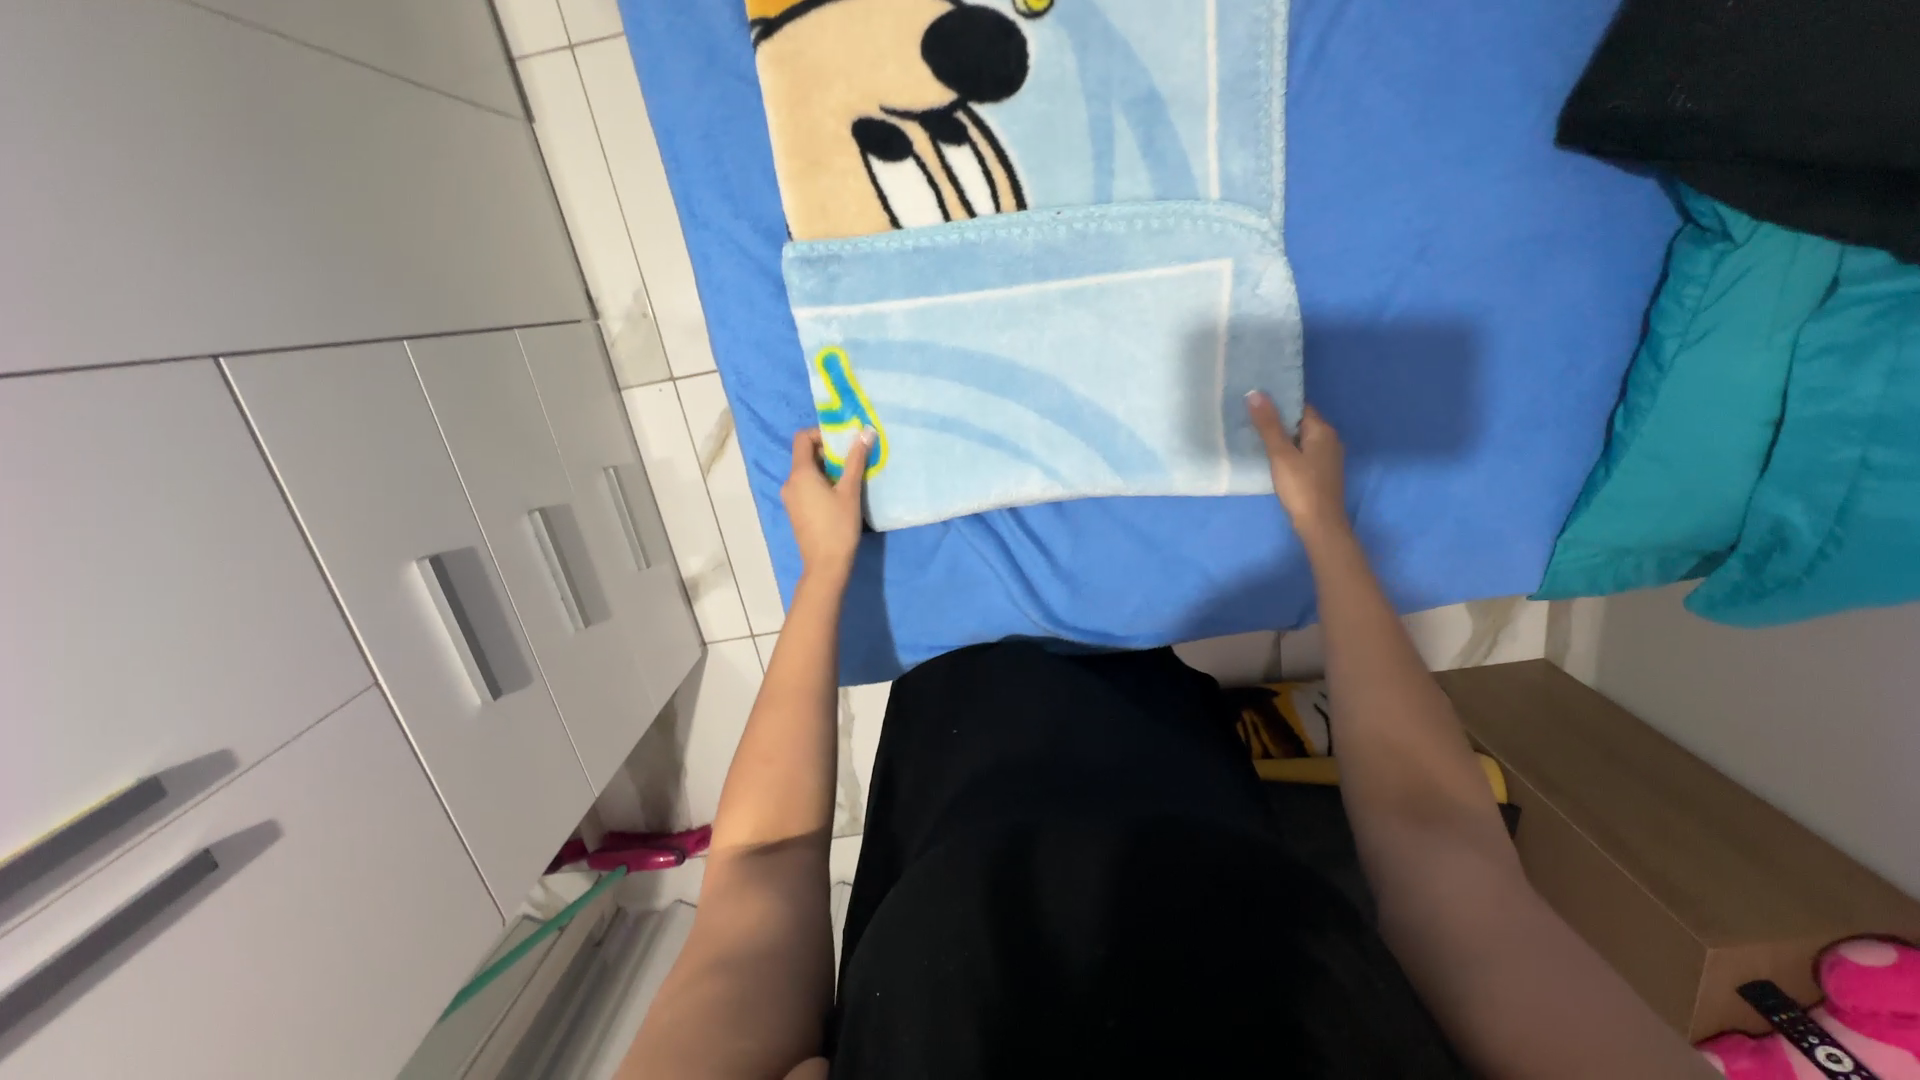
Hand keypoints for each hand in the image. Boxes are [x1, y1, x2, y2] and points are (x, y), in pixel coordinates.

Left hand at [782, 427, 871, 582]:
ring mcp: (790, 498)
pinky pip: (805, 487)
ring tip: (849, 479)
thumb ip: (856, 460)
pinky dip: (820, 483)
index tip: (843, 442)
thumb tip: (866, 432)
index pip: (802, 438)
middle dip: (828, 453)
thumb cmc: (839, 526)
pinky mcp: (795, 511)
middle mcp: (789, 482)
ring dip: (826, 469)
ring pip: (806, 472)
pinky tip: (839, 496)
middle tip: (852, 460)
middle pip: (805, 455)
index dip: (821, 433)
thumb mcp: (850, 491)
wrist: (826, 565)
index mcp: (800, 473)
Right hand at [1247, 392, 1349, 541]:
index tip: (1255, 402)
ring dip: (1282, 437)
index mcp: (1323, 430)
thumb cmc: (1300, 487)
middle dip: (1278, 420)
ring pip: (1301, 439)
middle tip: (1249, 418)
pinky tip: (1271, 457)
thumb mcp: (1281, 454)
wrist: (1319, 524)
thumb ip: (1268, 425)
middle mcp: (1330, 439)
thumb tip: (1256, 393)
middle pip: (1300, 422)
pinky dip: (1288, 451)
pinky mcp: (1321, 472)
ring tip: (1255, 435)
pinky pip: (1303, 453)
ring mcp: (1327, 457)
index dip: (1278, 403)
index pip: (1299, 407)